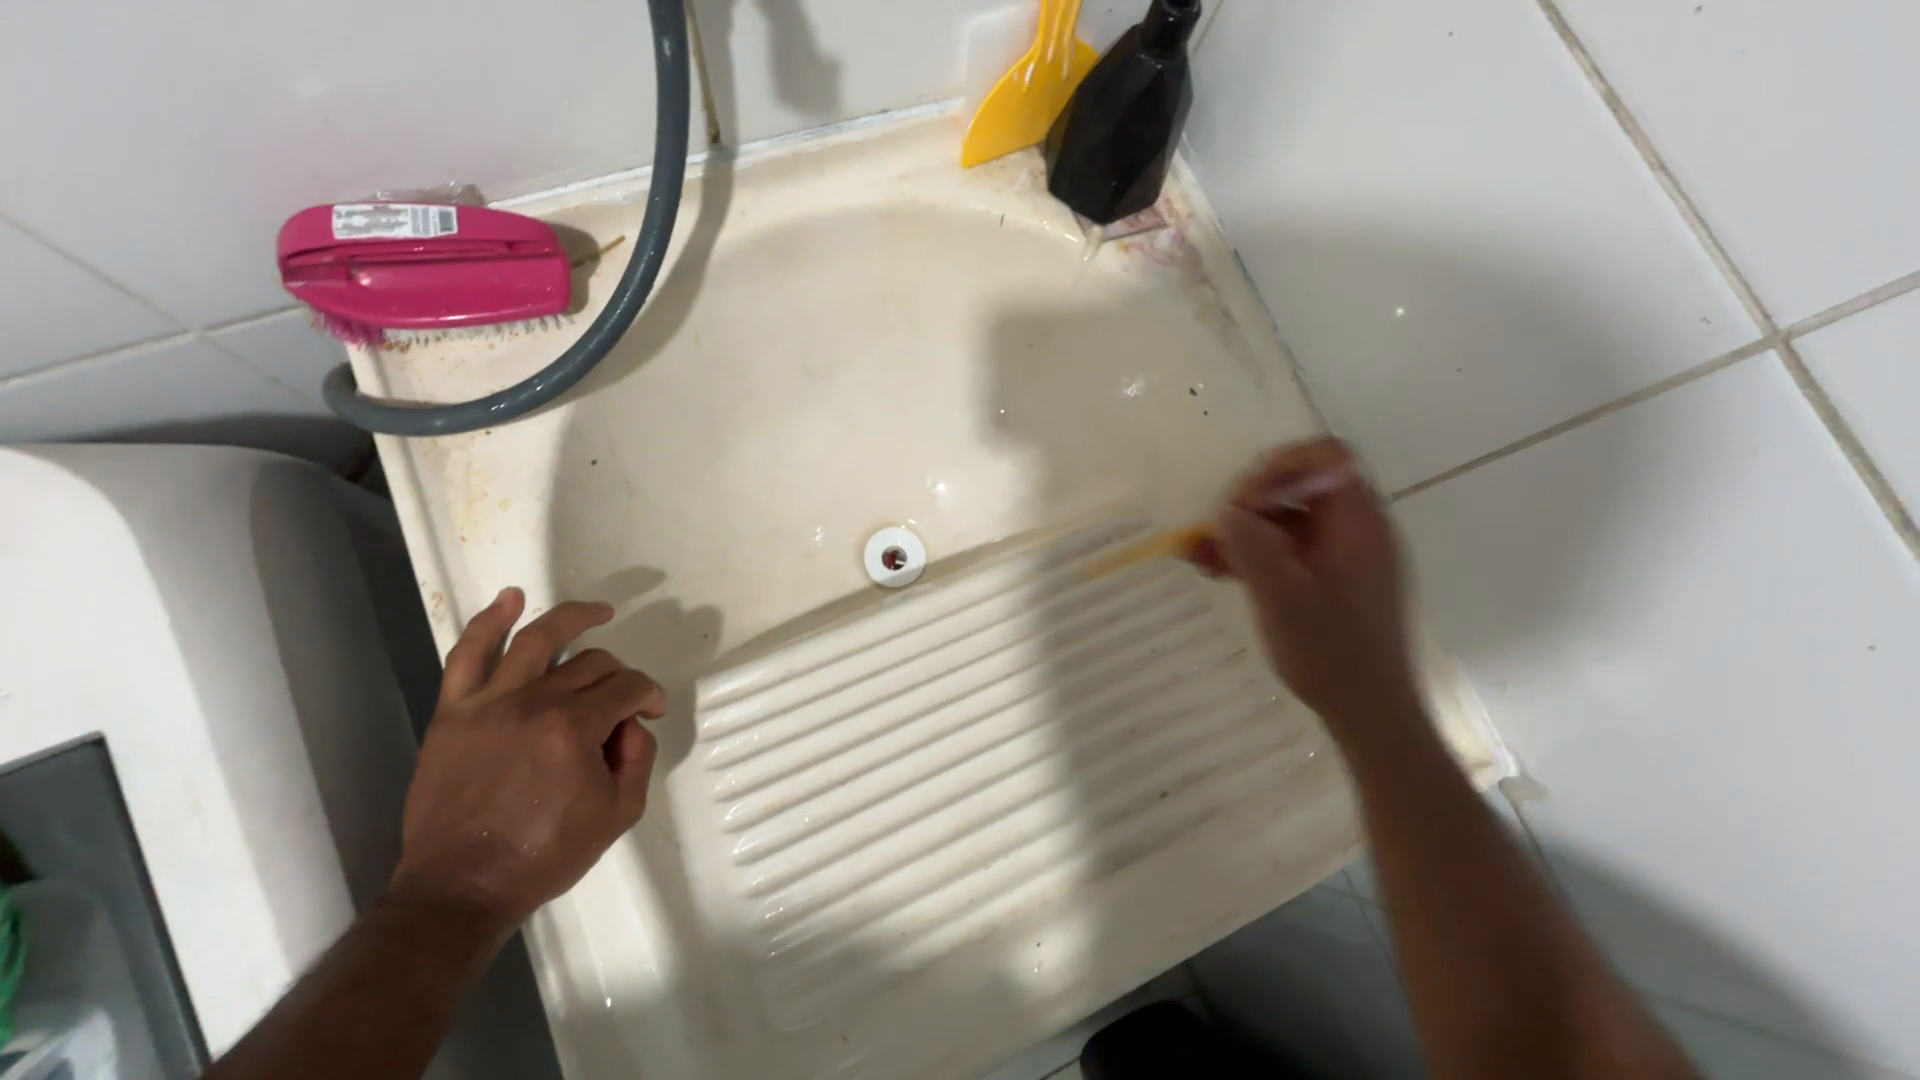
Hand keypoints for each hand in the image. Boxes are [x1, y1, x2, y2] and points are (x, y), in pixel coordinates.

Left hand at [390, 587, 665, 926]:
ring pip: (537, 640)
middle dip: (620, 675)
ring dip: (573, 617)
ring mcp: (488, 703)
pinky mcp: (454, 712)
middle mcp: (533, 703)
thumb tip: (631, 722)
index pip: (627, 688)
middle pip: (592, 664)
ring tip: (598, 610)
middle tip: (623, 699)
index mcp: (575, 729)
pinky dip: (490, 621)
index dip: (648, 695)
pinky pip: (468, 654)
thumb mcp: (620, 812)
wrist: (462, 886)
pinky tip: (511, 599)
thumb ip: (638, 756)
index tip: (651, 712)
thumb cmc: (546, 854)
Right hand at [1193, 439, 1421, 731]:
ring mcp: (1345, 556)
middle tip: (1215, 532)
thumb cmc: (1331, 652)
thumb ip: (1251, 545)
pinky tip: (1218, 572)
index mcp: (1358, 523)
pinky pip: (1292, 551)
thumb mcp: (1281, 596)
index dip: (1280, 466)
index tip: (1244, 503)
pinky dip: (1257, 555)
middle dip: (1250, 502)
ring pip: (1290, 521)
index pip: (1328, 457)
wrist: (1370, 712)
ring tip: (1200, 555)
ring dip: (1245, 532)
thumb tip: (1225, 510)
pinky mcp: (1333, 581)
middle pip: (1302, 486)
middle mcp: (1357, 529)